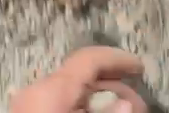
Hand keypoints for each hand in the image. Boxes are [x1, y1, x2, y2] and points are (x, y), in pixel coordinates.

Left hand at [10, 47, 148, 112]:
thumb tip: (126, 105)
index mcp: (51, 90)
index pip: (89, 60)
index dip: (117, 60)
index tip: (141, 70)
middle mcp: (37, 91)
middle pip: (82, 77)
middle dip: (114, 89)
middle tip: (140, 108)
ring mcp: (28, 106)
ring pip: (71, 94)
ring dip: (99, 104)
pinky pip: (59, 107)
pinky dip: (81, 111)